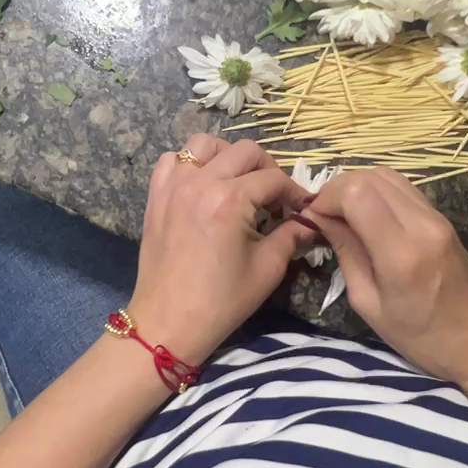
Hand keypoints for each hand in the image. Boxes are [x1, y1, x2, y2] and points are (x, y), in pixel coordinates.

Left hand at [128, 135, 317, 364]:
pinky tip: (203, 186)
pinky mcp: (156, 195)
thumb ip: (291, 236)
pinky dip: (190, 164)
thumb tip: (311, 221)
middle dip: (267, 170)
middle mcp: (200, 182)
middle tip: (273, 198)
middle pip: (245, 151)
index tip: (301, 208)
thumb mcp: (267, 269)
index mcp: (230, 200)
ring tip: (238, 184)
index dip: (293, 192)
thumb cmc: (222, 301)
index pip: (273, 179)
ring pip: (205, 144)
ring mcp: (173, 185)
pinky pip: (172, 160)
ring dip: (228, 157)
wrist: (169, 322)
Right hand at [305, 168, 467, 383]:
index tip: (313, 218)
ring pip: (387, 175)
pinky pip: (403, 188)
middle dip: (338, 189)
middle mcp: (422, 225)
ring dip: (357, 186)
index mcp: (401, 253)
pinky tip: (367, 214)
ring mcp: (436, 217)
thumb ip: (345, 253)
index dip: (328, 198)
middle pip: (370, 177)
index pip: (357, 194)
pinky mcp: (442, 217)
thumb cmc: (420, 337)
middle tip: (323, 215)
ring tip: (343, 213)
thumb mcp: (369, 304)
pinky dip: (377, 191)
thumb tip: (319, 218)